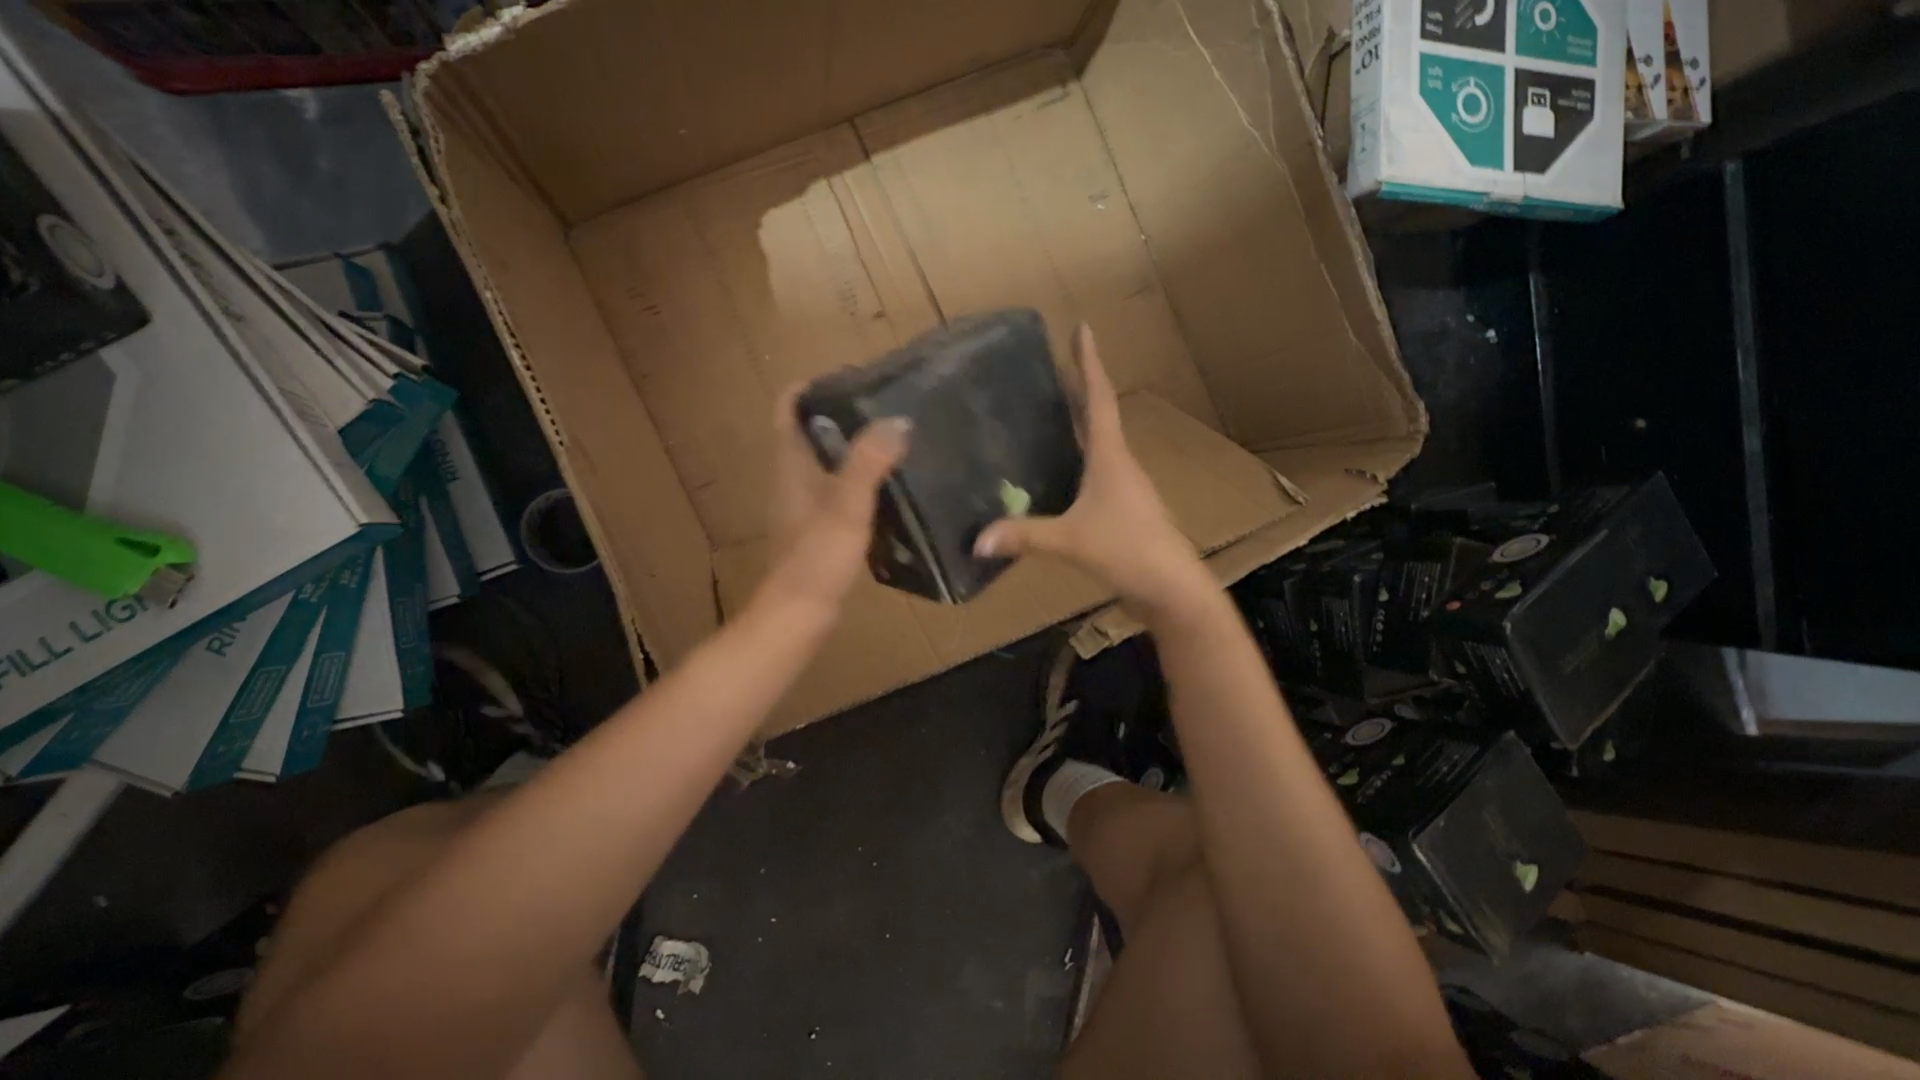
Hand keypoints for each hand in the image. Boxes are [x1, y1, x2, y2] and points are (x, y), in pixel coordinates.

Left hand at [756, 387, 910, 621]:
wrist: (798, 616)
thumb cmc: (817, 558)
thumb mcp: (847, 505)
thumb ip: (869, 461)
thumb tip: (898, 419)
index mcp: (791, 463)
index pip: (791, 405)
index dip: (816, 384)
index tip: (858, 377)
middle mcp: (792, 477)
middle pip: (812, 430)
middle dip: (845, 412)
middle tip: (889, 404)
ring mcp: (803, 505)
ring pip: (826, 461)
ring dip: (854, 447)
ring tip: (898, 438)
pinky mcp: (817, 529)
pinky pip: (837, 490)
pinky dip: (859, 479)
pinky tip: (891, 487)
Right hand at [974, 324, 1210, 614]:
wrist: (1173, 589)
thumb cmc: (1128, 550)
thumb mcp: (1070, 541)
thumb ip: (1024, 537)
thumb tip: (977, 541)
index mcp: (1111, 457)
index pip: (1097, 398)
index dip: (1088, 363)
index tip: (1082, 328)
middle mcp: (1120, 464)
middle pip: (1097, 416)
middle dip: (1077, 388)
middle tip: (1054, 365)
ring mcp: (1125, 488)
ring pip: (1098, 445)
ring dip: (1079, 424)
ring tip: (1049, 411)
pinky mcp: (1123, 511)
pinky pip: (1095, 473)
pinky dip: (1077, 460)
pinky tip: (1059, 472)